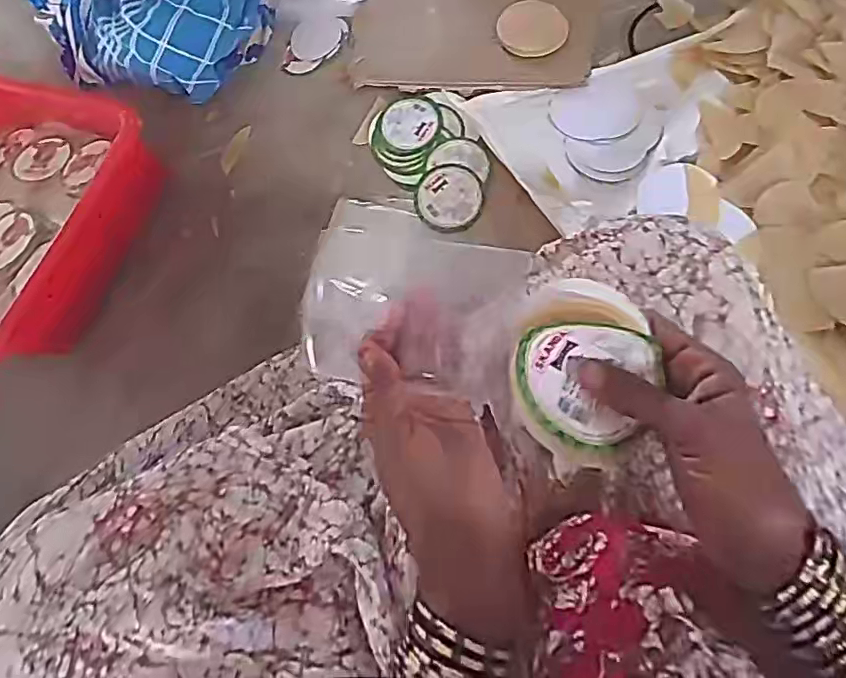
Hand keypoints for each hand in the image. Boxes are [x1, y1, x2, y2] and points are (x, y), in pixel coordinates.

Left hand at [360, 304, 528, 644]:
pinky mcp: (469, 419)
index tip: (398, 308)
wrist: (476, 549)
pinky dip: (462, 357)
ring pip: (435, 367)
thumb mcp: (404, 445)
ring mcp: (441, 414)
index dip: (386, 336)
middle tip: (426, 295)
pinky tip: (471, 335)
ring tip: (446, 304)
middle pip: (409, 361)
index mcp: (386, 418)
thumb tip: (370, 351)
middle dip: (414, 329)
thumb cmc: (435, 498)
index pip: (380, 365)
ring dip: (438, 337)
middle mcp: (411, 411)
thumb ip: (389, 396)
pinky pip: (462, 379)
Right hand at [579, 319, 812, 595]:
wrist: (764, 555)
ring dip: (601, 385)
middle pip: (640, 358)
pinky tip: (577, 413)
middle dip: (602, 354)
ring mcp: (677, 418)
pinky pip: (631, 419)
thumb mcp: (686, 429)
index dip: (618, 321)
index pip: (656, 330)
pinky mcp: (666, 446)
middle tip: (556, 352)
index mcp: (705, 369)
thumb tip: (580, 363)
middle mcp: (690, 386)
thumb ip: (634, 395)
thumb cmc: (735, 481)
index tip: (575, 319)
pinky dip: (608, 414)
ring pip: (632, 390)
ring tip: (557, 378)